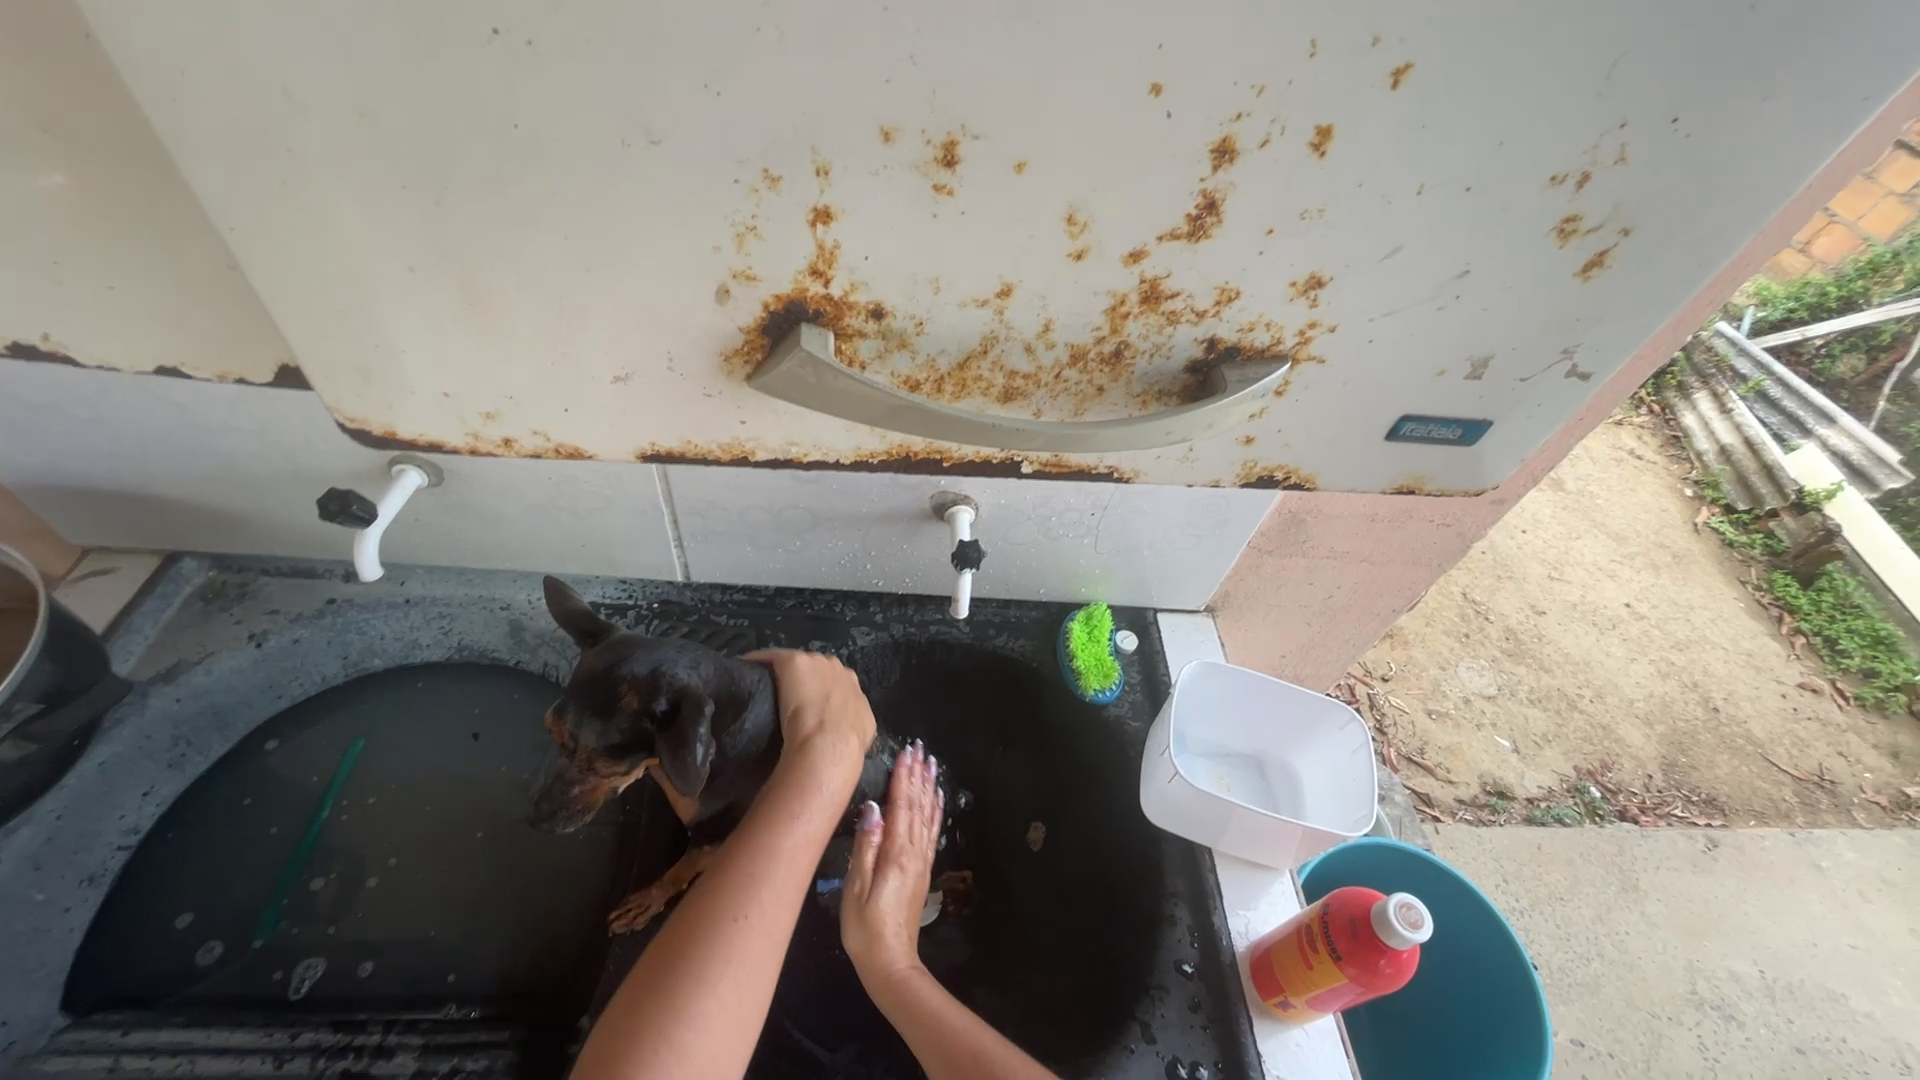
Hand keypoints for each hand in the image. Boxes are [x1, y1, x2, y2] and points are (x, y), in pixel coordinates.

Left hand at [743, 649, 875, 770]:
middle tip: (790, 699)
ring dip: (786, 673)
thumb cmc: (846, 742)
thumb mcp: (862, 731)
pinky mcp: (790, 661)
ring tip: (769, 687)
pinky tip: (746, 667)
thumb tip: (847, 729)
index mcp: (852, 683)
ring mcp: (813, 662)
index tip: (808, 706)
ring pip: (796, 664)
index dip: (820, 691)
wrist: (830, 743)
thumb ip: (855, 722)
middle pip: (816, 669)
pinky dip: (760, 661)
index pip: (834, 681)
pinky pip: (772, 658)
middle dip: (805, 680)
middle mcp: (836, 667)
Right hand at [841, 741, 942, 985]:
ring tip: (931, 765)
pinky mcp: (922, 871)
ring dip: (928, 788)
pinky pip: (931, 832)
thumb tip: (872, 808)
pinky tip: (935, 800)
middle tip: (921, 749)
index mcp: (896, 853)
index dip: (902, 778)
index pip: (900, 806)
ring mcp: (921, 862)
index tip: (905, 753)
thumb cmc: (865, 928)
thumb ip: (866, 846)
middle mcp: (914, 852)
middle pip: (917, 806)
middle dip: (917, 775)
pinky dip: (934, 811)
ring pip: (927, 816)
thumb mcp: (856, 888)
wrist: (891, 963)